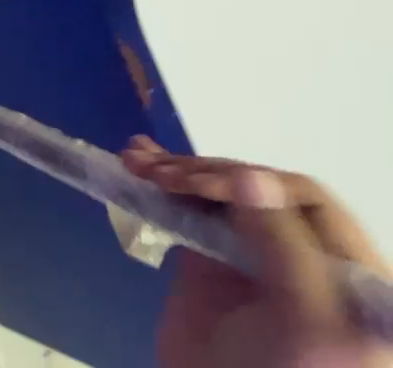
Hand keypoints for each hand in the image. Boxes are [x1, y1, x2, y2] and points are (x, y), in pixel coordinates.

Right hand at [123, 136, 391, 367]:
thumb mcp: (306, 319)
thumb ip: (286, 249)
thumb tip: (248, 177)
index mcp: (347, 267)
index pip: (306, 200)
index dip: (251, 181)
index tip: (194, 185)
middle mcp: (303, 253)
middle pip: (255, 189)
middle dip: (200, 173)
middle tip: (153, 173)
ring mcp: (250, 253)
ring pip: (215, 193)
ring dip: (172, 169)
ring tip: (133, 161)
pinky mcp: (206, 257)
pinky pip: (186, 210)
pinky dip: (158, 183)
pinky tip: (134, 161)